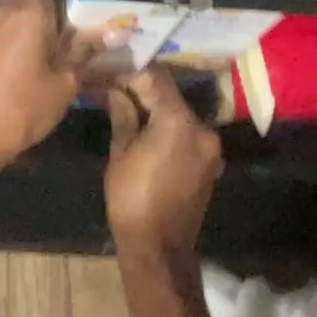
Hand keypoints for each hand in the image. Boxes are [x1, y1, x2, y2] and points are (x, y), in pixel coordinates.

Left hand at [0, 0, 99, 169]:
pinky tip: (58, 42)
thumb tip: (119, 31)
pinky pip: (19, 19)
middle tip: (99, 13)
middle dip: (70, 1)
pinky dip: (39, 25)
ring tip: (83, 28)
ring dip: (54, 15)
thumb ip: (88, 49)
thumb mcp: (66, 80)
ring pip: (31, 5)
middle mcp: (9, 6)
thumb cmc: (25, 106)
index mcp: (29, 9)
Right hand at [105, 70, 224, 257]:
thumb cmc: (132, 197)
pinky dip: (165, 125)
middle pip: (168, 95)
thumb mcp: (121, 152)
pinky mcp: (209, 162)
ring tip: (122, 103)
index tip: (107, 68)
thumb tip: (115, 90)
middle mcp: (202, 129)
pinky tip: (142, 126)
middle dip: (139, 88)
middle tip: (111, 84)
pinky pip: (185, 133)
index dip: (129, 71)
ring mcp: (209, 147)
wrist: (159, 248)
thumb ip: (122, 114)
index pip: (155, 79)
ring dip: (152, 107)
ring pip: (177, 113)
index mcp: (180, 122)